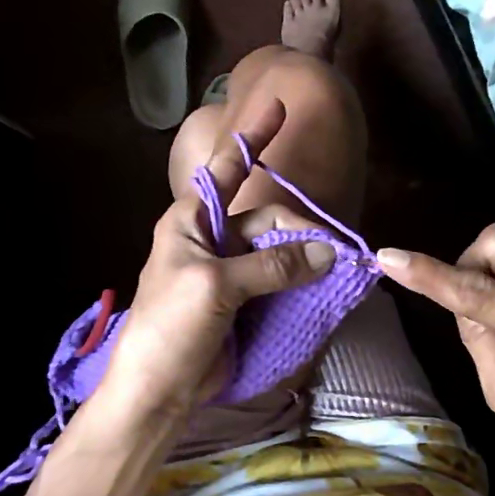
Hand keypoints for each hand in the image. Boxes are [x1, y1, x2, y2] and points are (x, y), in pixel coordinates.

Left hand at [99, 101, 333, 421]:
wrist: (159, 388)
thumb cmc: (172, 325)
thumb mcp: (217, 286)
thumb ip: (271, 266)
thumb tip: (327, 254)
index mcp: (191, 221)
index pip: (224, 169)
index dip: (253, 139)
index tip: (278, 107)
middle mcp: (210, 238)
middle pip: (264, 217)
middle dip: (297, 228)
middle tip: (331, 254)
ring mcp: (227, 271)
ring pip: (276, 250)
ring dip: (304, 256)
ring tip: (335, 269)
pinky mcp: (241, 301)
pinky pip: (277, 280)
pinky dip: (299, 281)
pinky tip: (322, 287)